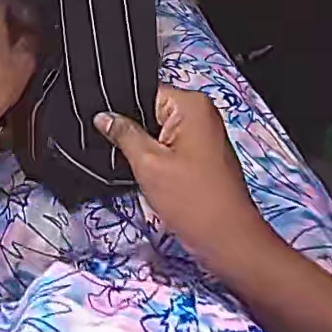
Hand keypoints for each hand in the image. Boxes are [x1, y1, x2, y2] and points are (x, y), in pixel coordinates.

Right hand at [96, 85, 268, 255]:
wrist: (227, 239)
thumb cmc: (192, 200)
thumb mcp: (148, 164)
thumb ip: (123, 134)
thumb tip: (103, 117)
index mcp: (192, 104)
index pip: (145, 93)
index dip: (122, 110)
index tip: (104, 128)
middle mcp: (202, 113)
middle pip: (152, 112)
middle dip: (133, 132)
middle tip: (118, 152)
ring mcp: (204, 135)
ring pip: (159, 132)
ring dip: (145, 150)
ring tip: (137, 167)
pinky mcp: (202, 155)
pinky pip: (171, 147)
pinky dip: (157, 160)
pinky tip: (150, 176)